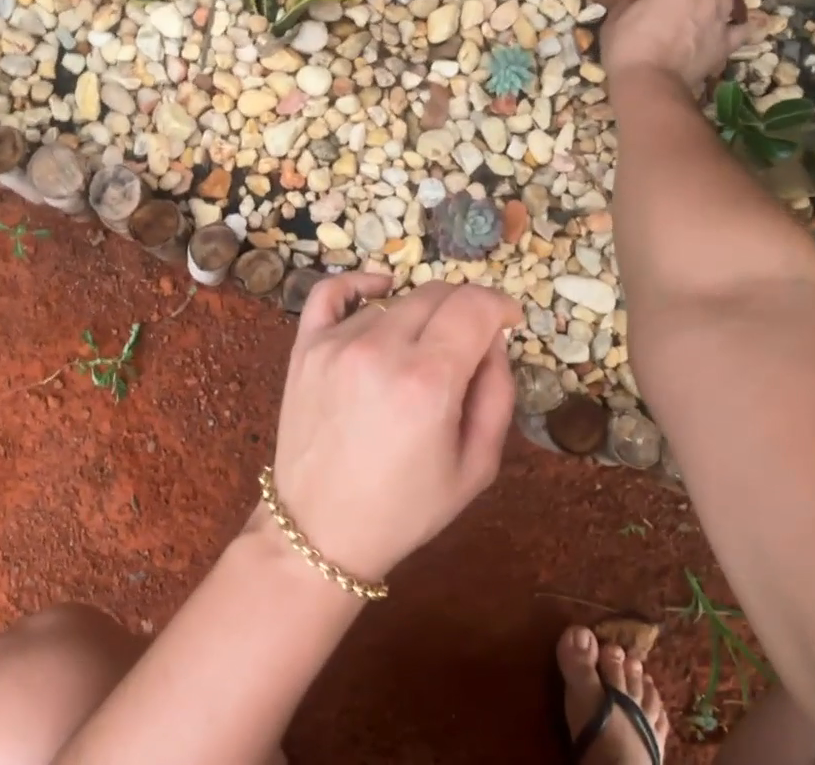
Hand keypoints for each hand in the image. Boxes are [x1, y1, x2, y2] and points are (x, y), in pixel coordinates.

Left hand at [262, 276, 520, 581]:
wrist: (319, 530)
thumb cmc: (404, 508)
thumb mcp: (476, 467)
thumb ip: (497, 394)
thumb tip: (493, 340)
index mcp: (428, 382)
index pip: (474, 306)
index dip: (501, 306)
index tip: (510, 321)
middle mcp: (380, 350)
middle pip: (436, 295)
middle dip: (465, 310)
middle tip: (469, 342)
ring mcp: (336, 345)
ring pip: (394, 302)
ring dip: (418, 319)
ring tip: (418, 359)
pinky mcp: (304, 348)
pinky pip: (331, 293)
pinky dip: (360, 284)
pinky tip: (381, 290)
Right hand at [600, 0, 746, 92]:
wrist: (648, 83)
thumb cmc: (625, 49)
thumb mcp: (614, 21)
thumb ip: (628, 4)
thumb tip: (634, 3)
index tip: (629, 2)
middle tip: (663, 13)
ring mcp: (719, 17)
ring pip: (722, 2)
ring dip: (711, 7)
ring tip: (697, 19)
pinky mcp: (727, 42)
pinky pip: (739, 30)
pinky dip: (731, 30)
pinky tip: (722, 34)